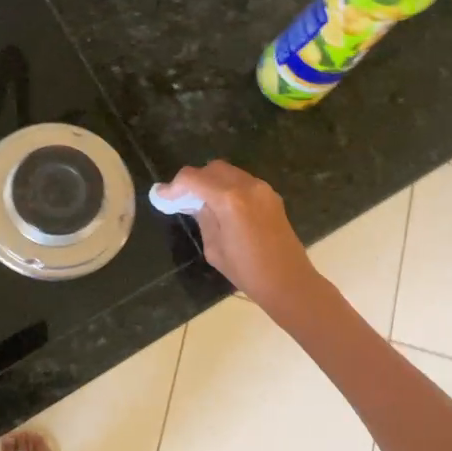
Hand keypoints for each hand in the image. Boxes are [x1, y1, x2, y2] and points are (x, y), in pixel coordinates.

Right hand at [153, 161, 320, 310]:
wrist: (288, 281)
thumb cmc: (247, 271)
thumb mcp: (214, 247)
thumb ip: (204, 218)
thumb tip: (196, 203)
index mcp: (229, 200)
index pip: (193, 179)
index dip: (173, 186)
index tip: (163, 197)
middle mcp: (247, 186)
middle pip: (211, 169)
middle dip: (193, 181)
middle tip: (181, 199)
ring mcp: (262, 188)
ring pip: (228, 172)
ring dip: (211, 182)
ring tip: (201, 203)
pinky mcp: (271, 196)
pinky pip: (242, 182)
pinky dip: (227, 187)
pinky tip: (222, 207)